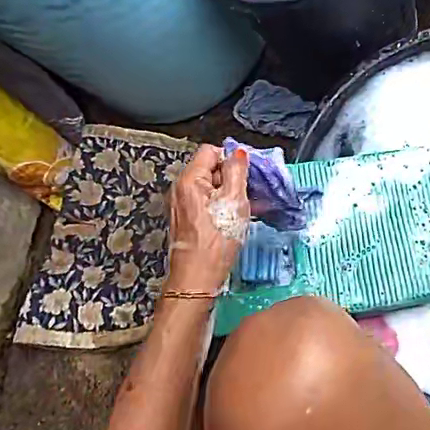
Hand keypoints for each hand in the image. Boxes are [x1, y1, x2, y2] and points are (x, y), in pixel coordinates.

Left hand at [165, 144, 249, 295]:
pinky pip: (206, 203)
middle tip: (248, 195)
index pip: (211, 151)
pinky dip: (221, 206)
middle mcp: (180, 189)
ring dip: (229, 194)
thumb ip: (237, 171)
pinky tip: (234, 220)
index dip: (231, 159)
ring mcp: (182, 205)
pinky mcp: (186, 220)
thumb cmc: (216, 242)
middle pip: (210, 168)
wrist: (197, 279)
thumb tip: (239, 152)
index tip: (247, 175)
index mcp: (189, 180)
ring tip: (244, 210)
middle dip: (231, 178)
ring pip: (210, 187)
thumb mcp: (235, 201)